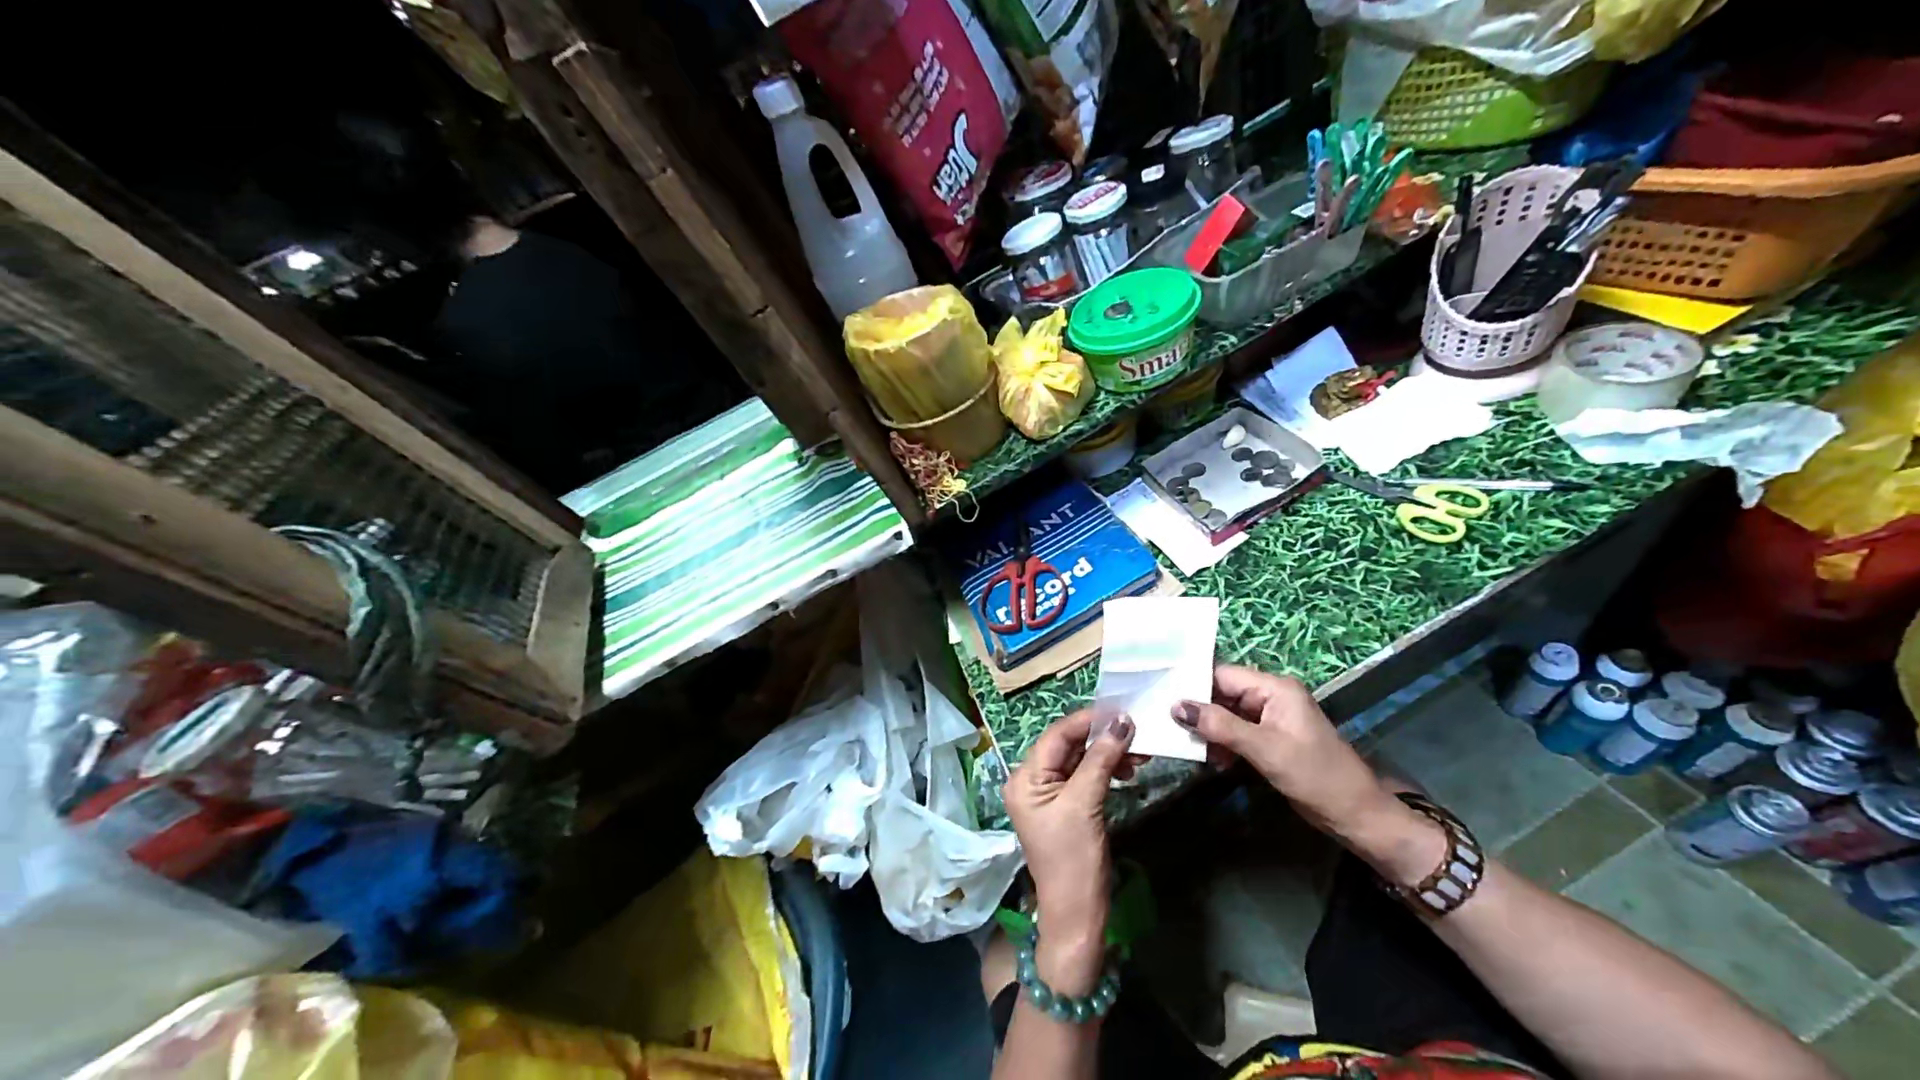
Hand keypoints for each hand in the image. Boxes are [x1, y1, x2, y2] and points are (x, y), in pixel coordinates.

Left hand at [1003, 709, 1136, 993]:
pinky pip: (1084, 777)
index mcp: (1025, 778)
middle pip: (1067, 745)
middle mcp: (1031, 781)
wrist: (1077, 915)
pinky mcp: (1065, 807)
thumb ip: (1100, 760)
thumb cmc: (1074, 860)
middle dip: (1101, 737)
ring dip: (1107, 753)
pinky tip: (1127, 770)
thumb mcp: (1086, 805)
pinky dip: (1105, 770)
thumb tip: (1121, 722)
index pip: (1056, 735)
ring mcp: (1048, 796)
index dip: (1088, 720)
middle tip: (1136, 730)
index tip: (1122, 710)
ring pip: (1078, 760)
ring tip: (1138, 753)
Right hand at [1173, 665, 1444, 886]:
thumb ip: (1220, 725)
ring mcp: (1271, 719)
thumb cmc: (1315, 776)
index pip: (1223, 675)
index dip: (1193, 685)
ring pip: (1226, 714)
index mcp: (1275, 688)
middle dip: (1198, 709)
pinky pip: (1236, 732)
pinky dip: (1221, 743)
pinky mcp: (1270, 740)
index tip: (1161, 696)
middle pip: (1222, 693)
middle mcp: (1271, 697)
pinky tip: (1209, 758)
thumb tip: (1176, 706)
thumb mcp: (1264, 749)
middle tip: (1167, 724)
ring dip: (1208, 730)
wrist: (1356, 815)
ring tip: (1188, 746)